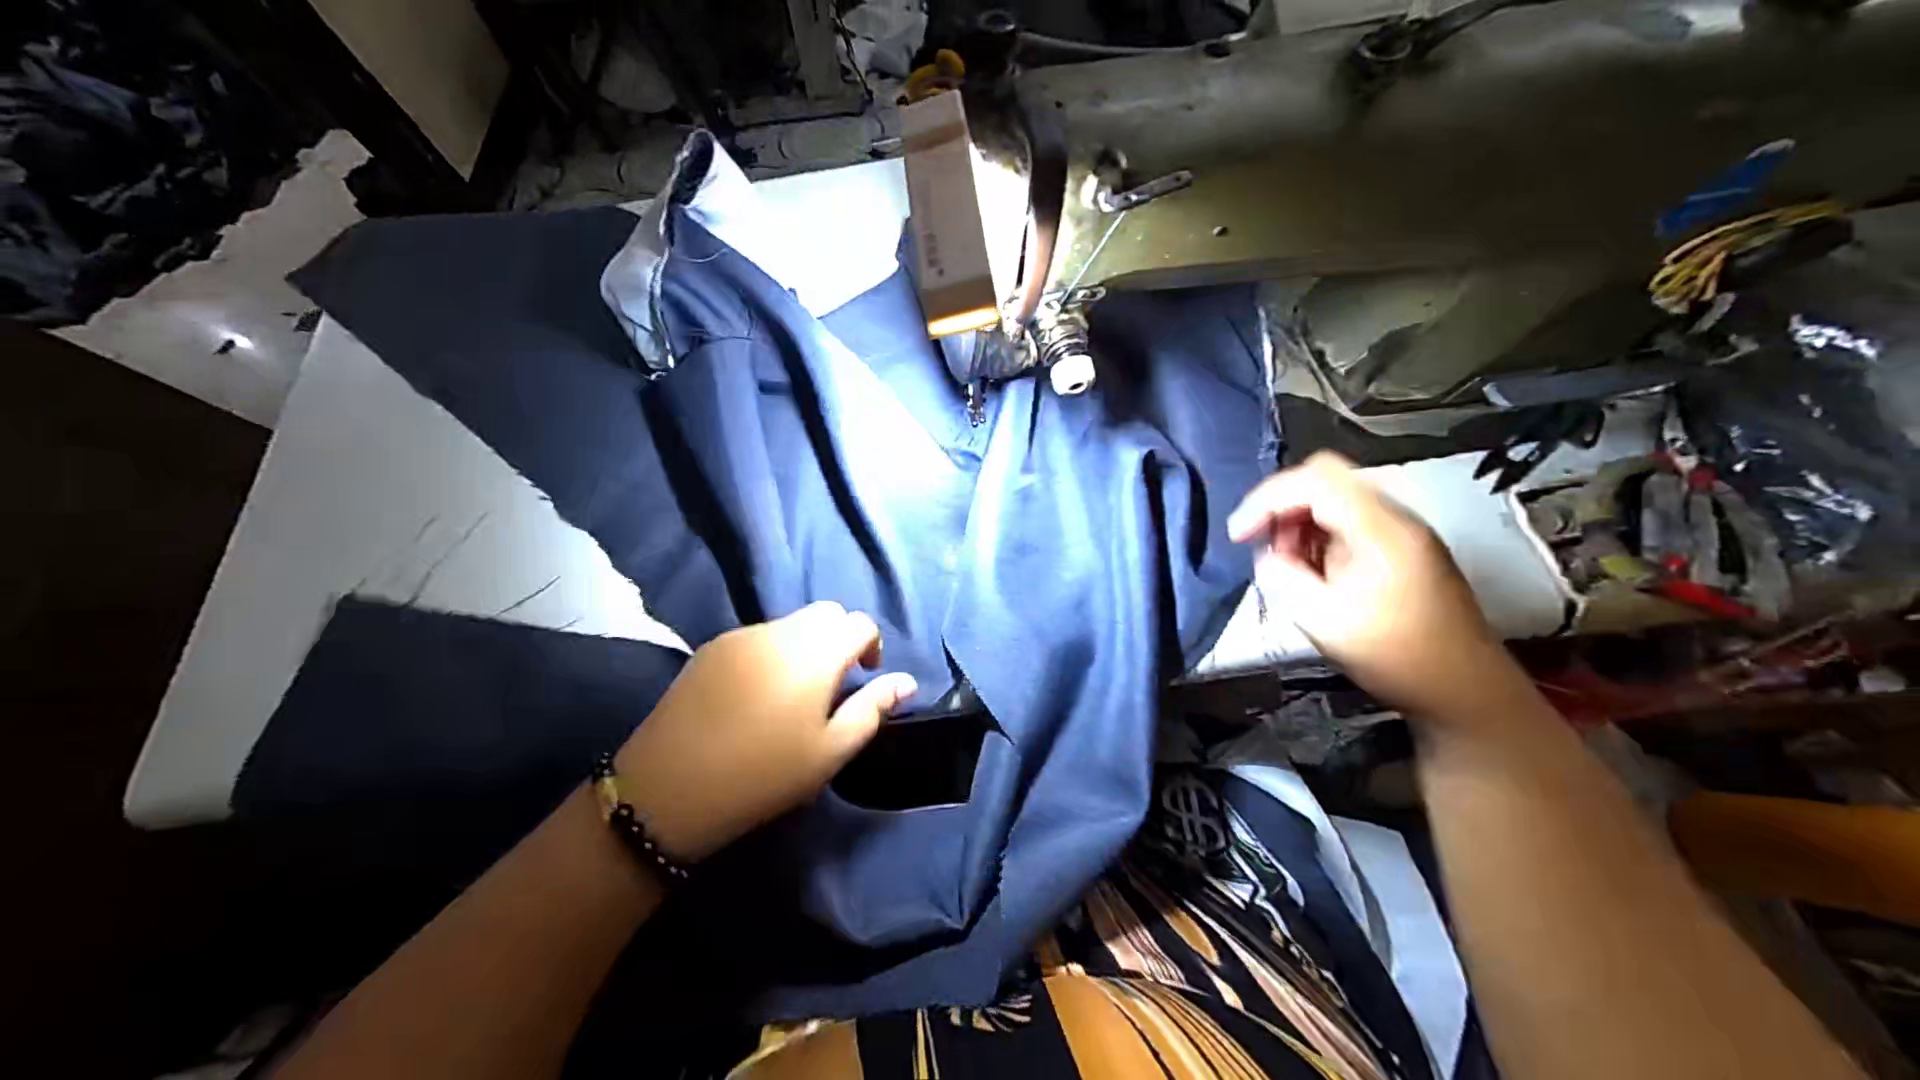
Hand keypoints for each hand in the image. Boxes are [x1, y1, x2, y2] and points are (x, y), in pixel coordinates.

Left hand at [611, 602, 917, 861]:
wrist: (668, 790)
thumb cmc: (763, 775)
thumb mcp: (830, 750)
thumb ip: (873, 708)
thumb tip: (905, 681)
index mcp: (814, 653)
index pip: (858, 623)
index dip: (871, 645)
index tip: (864, 677)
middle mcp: (779, 631)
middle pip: (825, 613)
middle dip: (840, 638)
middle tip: (835, 683)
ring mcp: (740, 636)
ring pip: (790, 623)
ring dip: (806, 644)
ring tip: (795, 692)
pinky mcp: (710, 648)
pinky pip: (758, 636)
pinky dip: (774, 651)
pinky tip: (758, 694)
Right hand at [1227, 451, 1518, 719]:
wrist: (1466, 692)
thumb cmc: (1399, 658)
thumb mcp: (1326, 622)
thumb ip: (1286, 579)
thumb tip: (1266, 557)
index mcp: (1382, 530)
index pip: (1315, 480)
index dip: (1266, 499)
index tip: (1238, 535)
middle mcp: (1395, 520)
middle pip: (1324, 481)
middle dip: (1280, 508)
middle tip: (1259, 546)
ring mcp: (1400, 534)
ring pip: (1334, 500)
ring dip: (1297, 524)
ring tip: (1283, 566)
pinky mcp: (1399, 551)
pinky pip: (1347, 524)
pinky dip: (1316, 537)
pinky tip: (1308, 572)